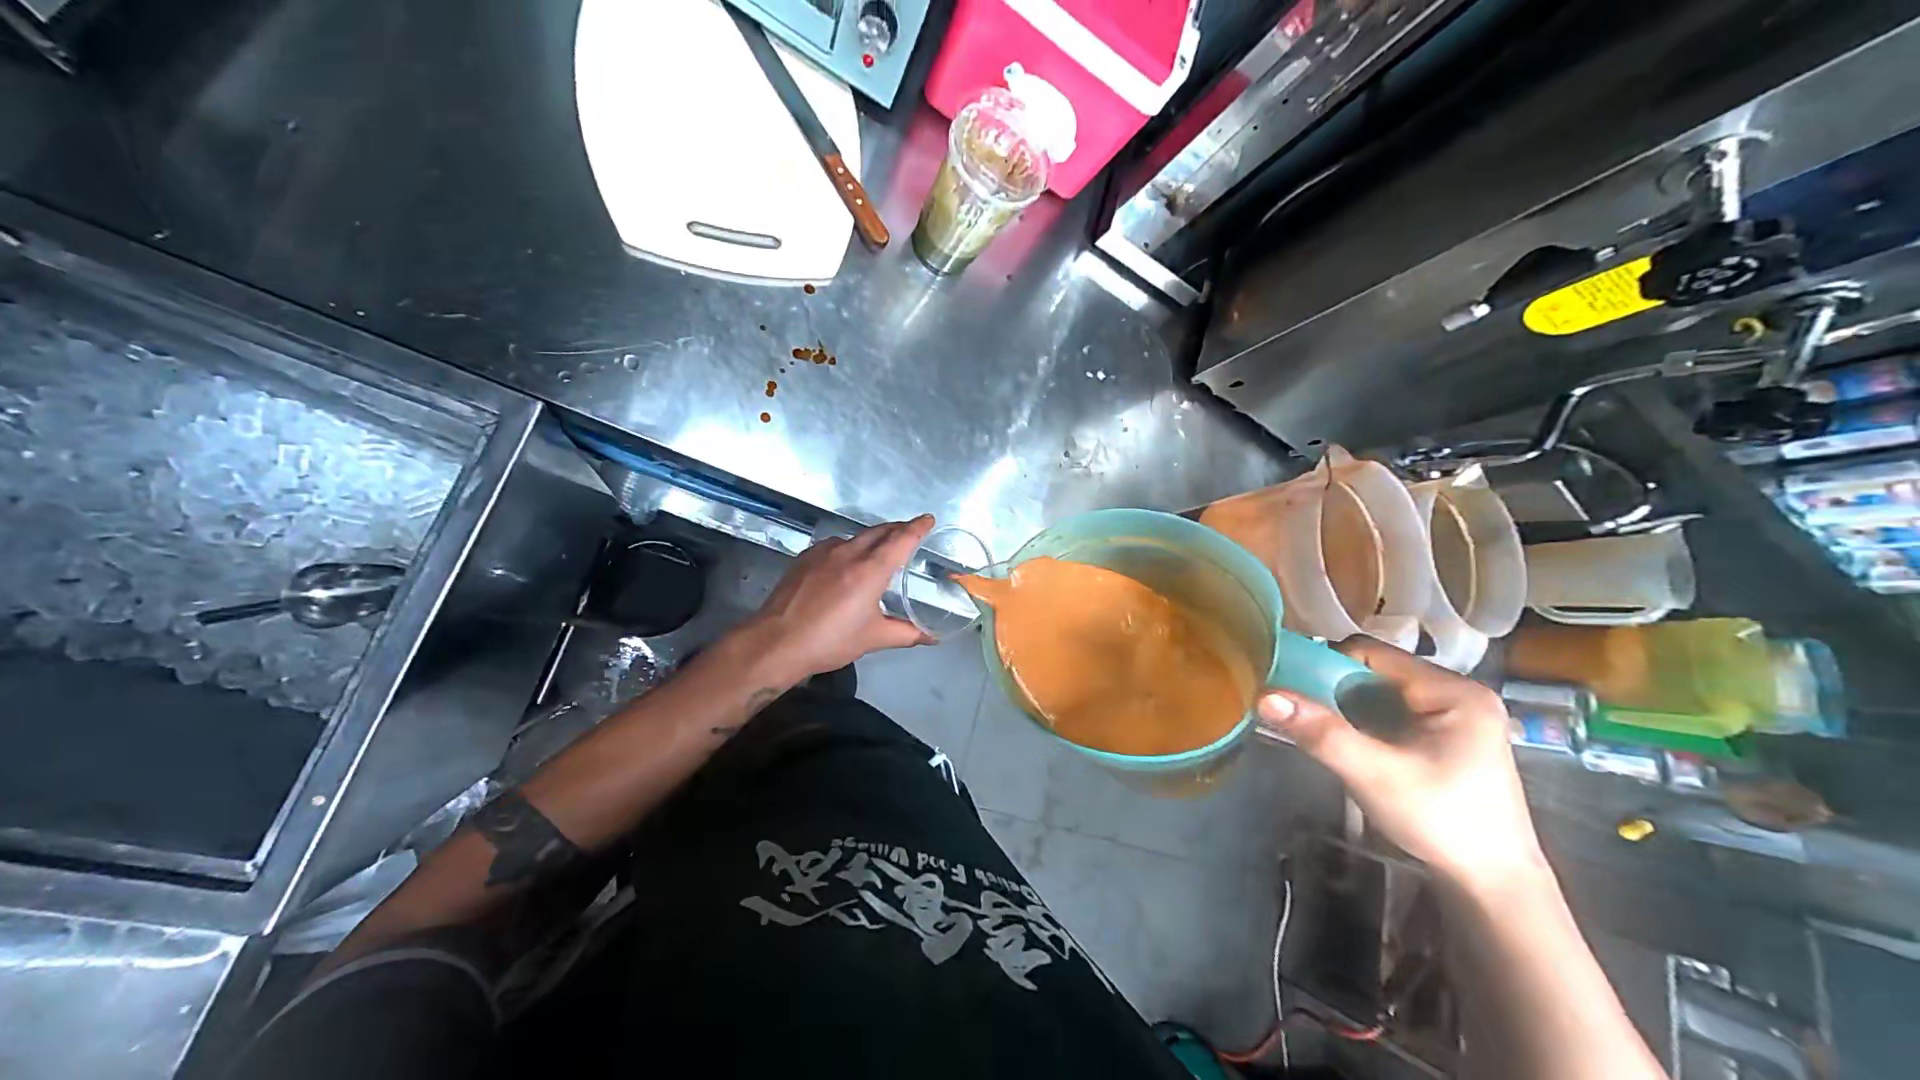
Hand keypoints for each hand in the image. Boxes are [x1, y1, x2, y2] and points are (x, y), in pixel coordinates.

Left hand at [736, 516, 936, 685]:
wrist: (777, 642)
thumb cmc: (830, 641)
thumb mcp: (873, 638)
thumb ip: (905, 633)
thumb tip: (931, 637)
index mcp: (870, 570)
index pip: (901, 540)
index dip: (917, 528)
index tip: (928, 519)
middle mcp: (848, 553)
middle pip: (879, 532)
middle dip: (897, 529)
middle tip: (909, 532)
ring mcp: (823, 553)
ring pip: (855, 537)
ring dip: (872, 538)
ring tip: (879, 549)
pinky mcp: (805, 558)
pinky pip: (834, 545)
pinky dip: (849, 547)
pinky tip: (846, 562)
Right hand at [1256, 637, 1545, 893]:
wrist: (1493, 885)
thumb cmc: (1441, 822)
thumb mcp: (1374, 775)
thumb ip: (1322, 733)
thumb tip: (1265, 695)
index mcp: (1454, 691)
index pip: (1372, 653)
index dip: (1326, 665)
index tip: (1292, 689)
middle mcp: (1458, 693)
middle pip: (1375, 671)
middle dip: (1334, 690)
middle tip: (1302, 716)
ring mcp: (1455, 716)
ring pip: (1380, 693)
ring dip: (1346, 708)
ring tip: (1319, 732)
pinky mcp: (1446, 738)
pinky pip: (1391, 713)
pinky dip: (1362, 723)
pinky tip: (1348, 746)